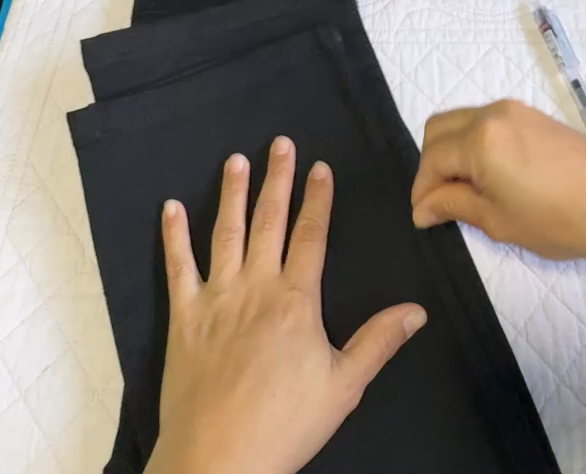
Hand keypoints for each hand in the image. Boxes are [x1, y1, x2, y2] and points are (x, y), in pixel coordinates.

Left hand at [146, 137, 427, 473]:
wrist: (219, 460)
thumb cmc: (285, 424)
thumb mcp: (344, 385)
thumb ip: (379, 341)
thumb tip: (416, 310)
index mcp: (296, 300)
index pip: (311, 235)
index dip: (317, 198)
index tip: (320, 167)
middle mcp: (256, 287)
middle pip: (270, 221)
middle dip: (277, 179)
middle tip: (280, 143)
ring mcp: (217, 297)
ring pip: (226, 233)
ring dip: (232, 194)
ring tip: (235, 161)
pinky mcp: (184, 316)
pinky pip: (178, 267)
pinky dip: (173, 236)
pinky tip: (169, 208)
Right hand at [410, 99, 585, 266]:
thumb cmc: (558, 220)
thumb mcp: (498, 220)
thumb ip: (453, 205)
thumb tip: (423, 208)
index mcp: (479, 138)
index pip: (432, 158)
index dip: (422, 190)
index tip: (423, 217)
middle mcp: (492, 113)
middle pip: (439, 128)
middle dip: (432, 163)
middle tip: (440, 200)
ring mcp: (516, 110)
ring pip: (463, 121)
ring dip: (453, 150)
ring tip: (467, 190)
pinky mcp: (535, 116)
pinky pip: (488, 122)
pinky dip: (476, 143)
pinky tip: (493, 175)